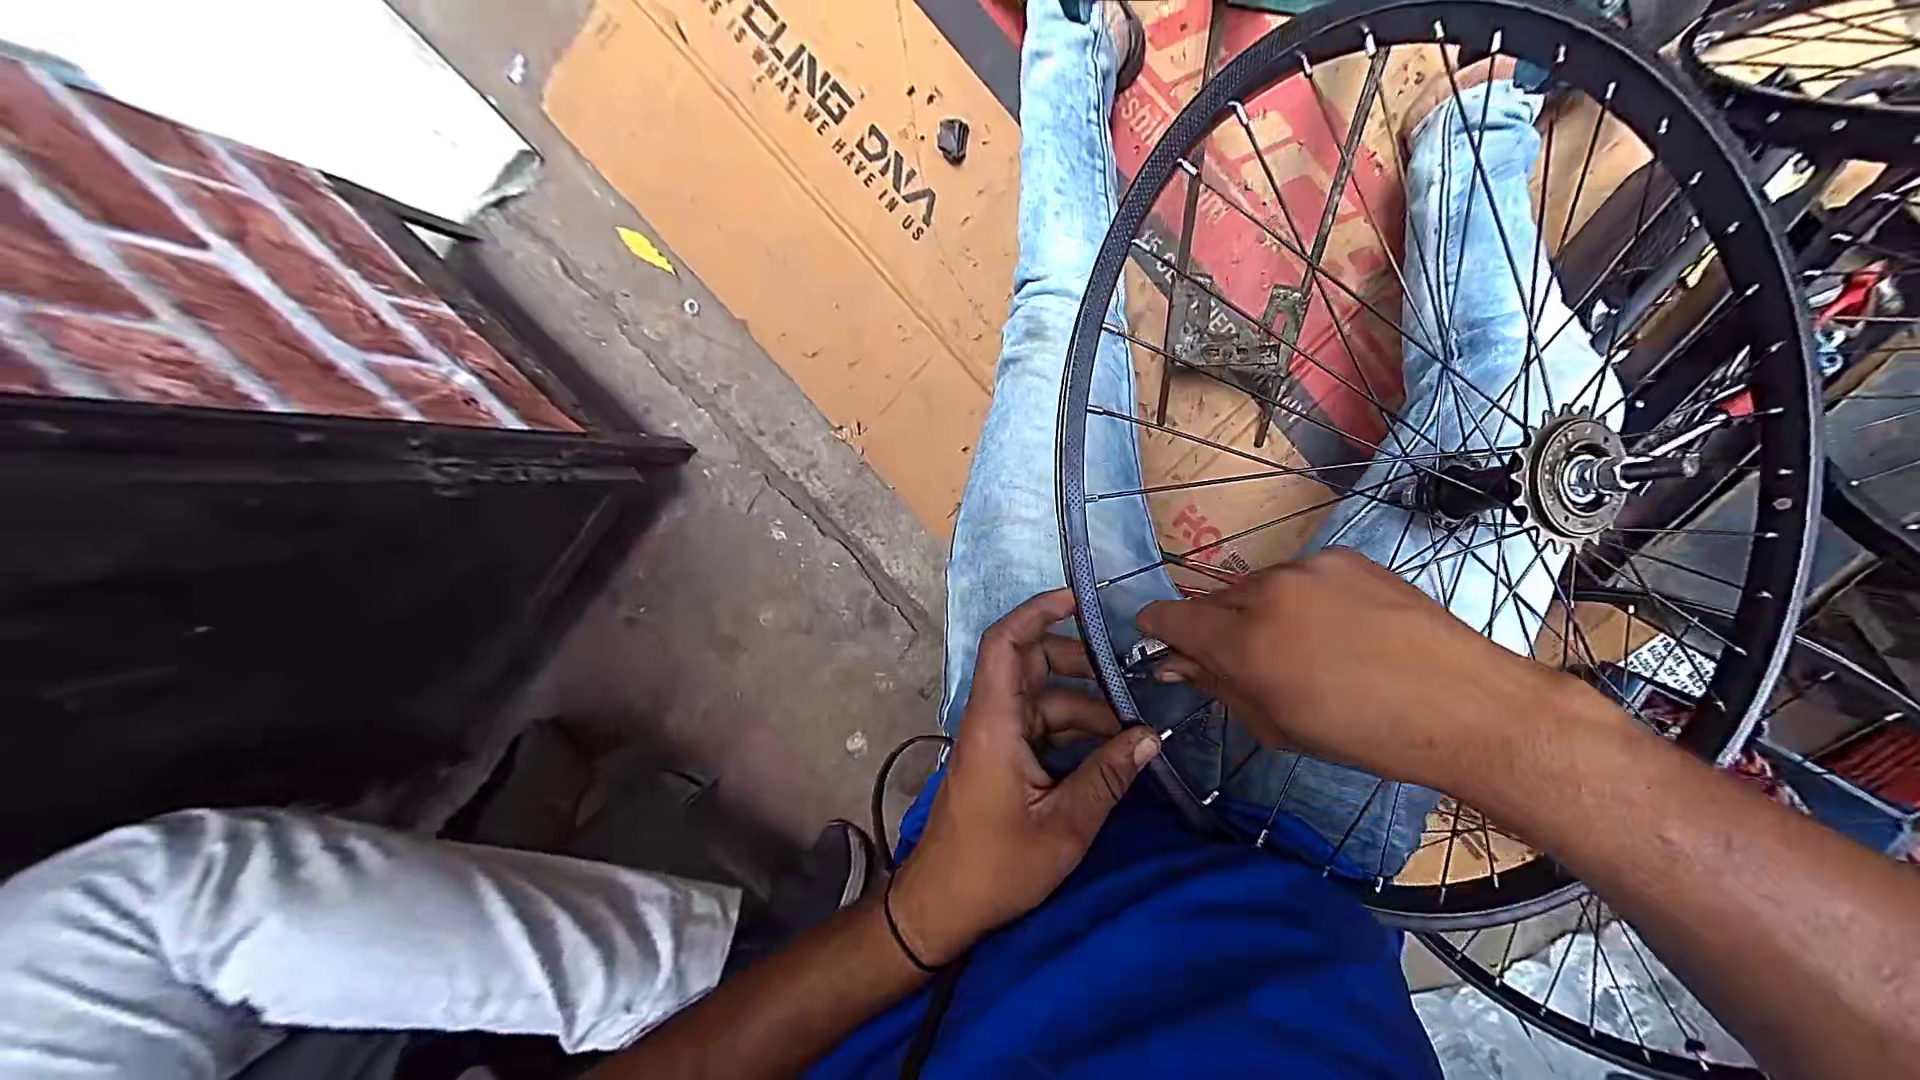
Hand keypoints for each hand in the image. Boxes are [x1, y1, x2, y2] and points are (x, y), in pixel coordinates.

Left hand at [888, 589, 1161, 965]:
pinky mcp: (1002, 756)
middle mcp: (992, 718)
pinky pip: (1041, 725)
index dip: (1036, 612)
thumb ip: (1107, 777)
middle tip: (1126, 681)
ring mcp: (996, 736)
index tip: (1076, 599)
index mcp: (995, 722)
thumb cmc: (996, 866)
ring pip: (1042, 698)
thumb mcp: (1063, 825)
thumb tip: (1150, 738)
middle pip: (1030, 664)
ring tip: (1131, 729)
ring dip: (1084, 706)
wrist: (944, 904)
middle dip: (1079, 664)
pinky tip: (1108, 751)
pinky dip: (1073, 731)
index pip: (1006, 643)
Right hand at [1136, 549, 1596, 796]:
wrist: (1467, 706)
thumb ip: (1218, 686)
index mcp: (1245, 642)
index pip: (1169, 616)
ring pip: (1254, 587)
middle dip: (1215, 628)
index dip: (1156, 627)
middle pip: (1210, 600)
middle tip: (1246, 658)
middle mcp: (1266, 592)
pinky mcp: (1342, 555)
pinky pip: (1297, 576)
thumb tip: (1176, 662)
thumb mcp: (1276, 726)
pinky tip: (1338, 625)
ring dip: (1258, 611)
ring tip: (1303, 643)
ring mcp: (1307, 567)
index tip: (1159, 638)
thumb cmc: (1363, 734)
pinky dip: (1300, 597)